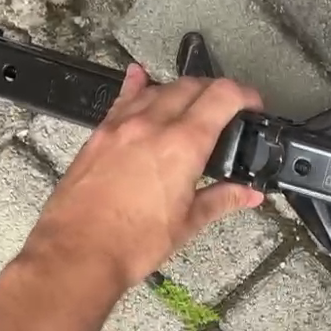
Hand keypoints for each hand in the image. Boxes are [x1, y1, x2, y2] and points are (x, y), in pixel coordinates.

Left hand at [24, 64, 265, 294]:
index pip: (221, 97)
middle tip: (229, 108)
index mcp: (182, 145)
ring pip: (158, 88)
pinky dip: (138, 87)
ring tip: (194, 104)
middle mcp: (151, 126)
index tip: (253, 104)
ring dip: (182, 90)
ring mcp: (121, 127)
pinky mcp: (99, 135)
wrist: (78, 253)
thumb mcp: (188, 223)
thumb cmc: (129, 243)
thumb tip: (247, 193)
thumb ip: (223, 199)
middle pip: (191, 85)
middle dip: (216, 91)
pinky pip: (123, 99)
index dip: (245, 95)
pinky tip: (139, 77)